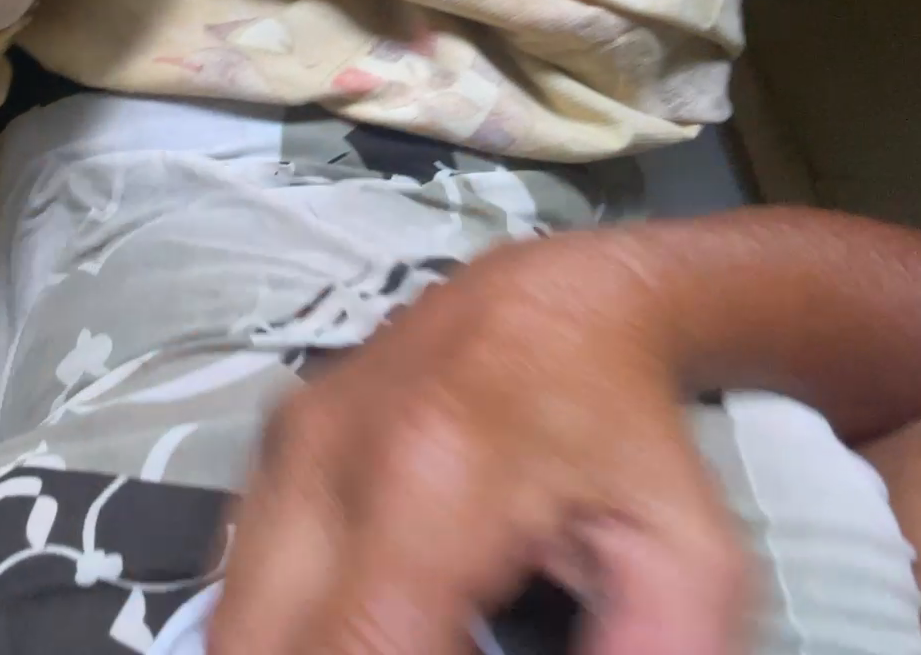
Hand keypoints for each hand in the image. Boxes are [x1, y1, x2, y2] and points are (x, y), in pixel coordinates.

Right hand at [209, 235, 750, 654]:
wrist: (545, 299)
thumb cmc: (620, 424)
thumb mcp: (686, 560)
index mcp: (428, 482)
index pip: (353, 646)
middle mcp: (324, 454)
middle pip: (251, 639)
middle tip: (405, 653)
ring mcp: (286, 438)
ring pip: (234, 608)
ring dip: (299, 653)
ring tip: (391, 639)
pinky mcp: (274, 433)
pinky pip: (243, 561)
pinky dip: (289, 620)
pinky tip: (368, 615)